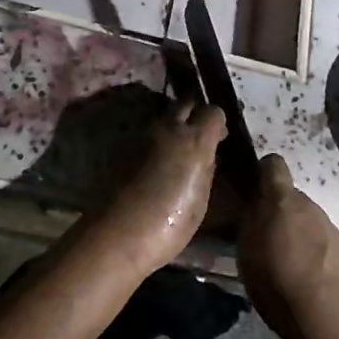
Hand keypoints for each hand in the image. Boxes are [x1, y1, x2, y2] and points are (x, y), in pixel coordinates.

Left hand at [89, 100, 226, 272]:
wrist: (117, 235)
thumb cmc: (169, 224)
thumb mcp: (201, 201)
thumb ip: (207, 170)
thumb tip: (208, 156)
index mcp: (194, 139)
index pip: (213, 111)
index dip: (218, 123)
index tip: (220, 140)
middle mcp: (168, 128)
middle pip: (186, 102)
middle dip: (196, 113)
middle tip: (200, 136)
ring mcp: (142, 134)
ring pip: (165, 117)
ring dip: (174, 127)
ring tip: (178, 154)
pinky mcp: (124, 146)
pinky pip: (147, 135)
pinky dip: (157, 142)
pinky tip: (156, 167)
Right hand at [238, 154, 338, 338]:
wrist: (332, 321)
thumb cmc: (279, 281)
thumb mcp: (247, 251)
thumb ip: (249, 220)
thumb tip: (252, 205)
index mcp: (282, 199)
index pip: (272, 163)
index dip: (261, 172)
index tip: (250, 189)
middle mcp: (309, 204)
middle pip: (289, 197)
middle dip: (276, 210)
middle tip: (261, 235)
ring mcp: (330, 227)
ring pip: (305, 219)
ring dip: (293, 232)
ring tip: (281, 262)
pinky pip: (319, 241)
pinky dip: (309, 253)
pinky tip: (301, 279)